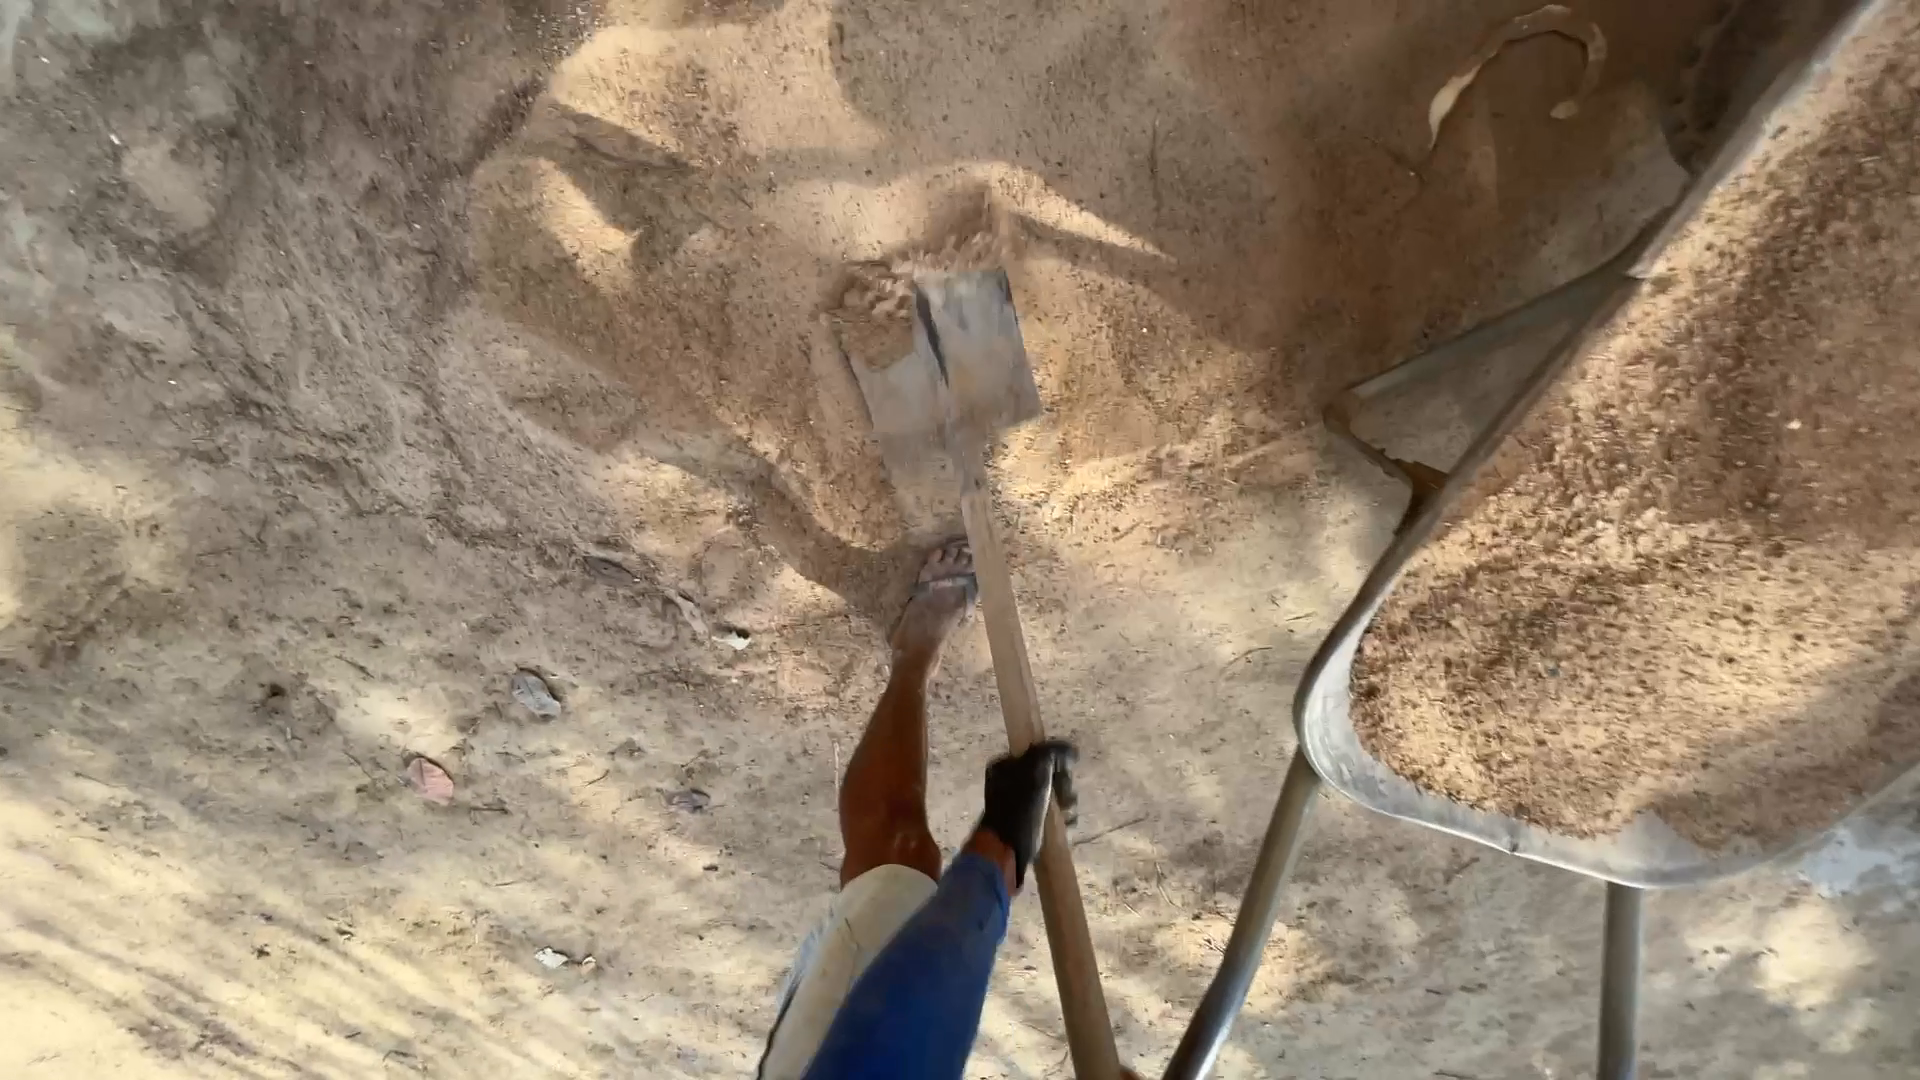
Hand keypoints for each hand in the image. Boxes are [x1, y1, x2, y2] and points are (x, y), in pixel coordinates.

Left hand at [976, 739, 1077, 888]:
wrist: (1008, 847)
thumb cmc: (1019, 804)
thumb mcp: (1035, 768)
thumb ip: (1053, 752)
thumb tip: (1071, 751)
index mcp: (1005, 765)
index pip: (1038, 753)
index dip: (1054, 761)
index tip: (1061, 771)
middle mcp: (1011, 782)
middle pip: (1049, 774)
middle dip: (1062, 783)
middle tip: (1063, 793)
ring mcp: (1021, 804)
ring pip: (1054, 795)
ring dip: (1066, 800)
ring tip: (1067, 810)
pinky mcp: (1032, 824)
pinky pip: (1054, 814)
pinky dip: (1064, 816)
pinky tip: (1068, 821)